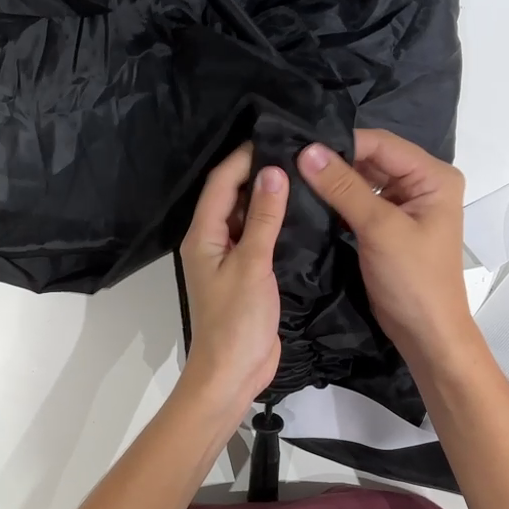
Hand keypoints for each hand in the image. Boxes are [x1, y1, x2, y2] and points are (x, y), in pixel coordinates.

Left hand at [178, 144, 286, 411]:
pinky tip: (303, 213)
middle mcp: (212, 243)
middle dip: (259, 172)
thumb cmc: (237, 322)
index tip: (278, 136)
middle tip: (298, 151)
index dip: (245, 157)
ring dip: (269, 198)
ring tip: (305, 173)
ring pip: (247, 217)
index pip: (221, 183)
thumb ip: (263, 218)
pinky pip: (258, 239)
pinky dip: (276, 224)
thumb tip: (273, 172)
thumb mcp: (252, 265)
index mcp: (203, 236)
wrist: (232, 373)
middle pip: (232, 196)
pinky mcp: (247, 275)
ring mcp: (229, 260)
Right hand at [298, 130, 472, 357]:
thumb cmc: (412, 280)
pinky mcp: (387, 228)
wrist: (425, 332)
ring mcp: (404, 207)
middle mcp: (421, 185)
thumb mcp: (379, 229)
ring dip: (332, 182)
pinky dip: (336, 203)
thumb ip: (343, 188)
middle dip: (334, 161)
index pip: (381, 145)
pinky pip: (358, 205)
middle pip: (371, 160)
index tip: (297, 148)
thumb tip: (307, 152)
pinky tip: (307, 201)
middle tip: (288, 160)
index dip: (341, 143)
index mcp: (433, 177)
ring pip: (362, 183)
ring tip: (291, 176)